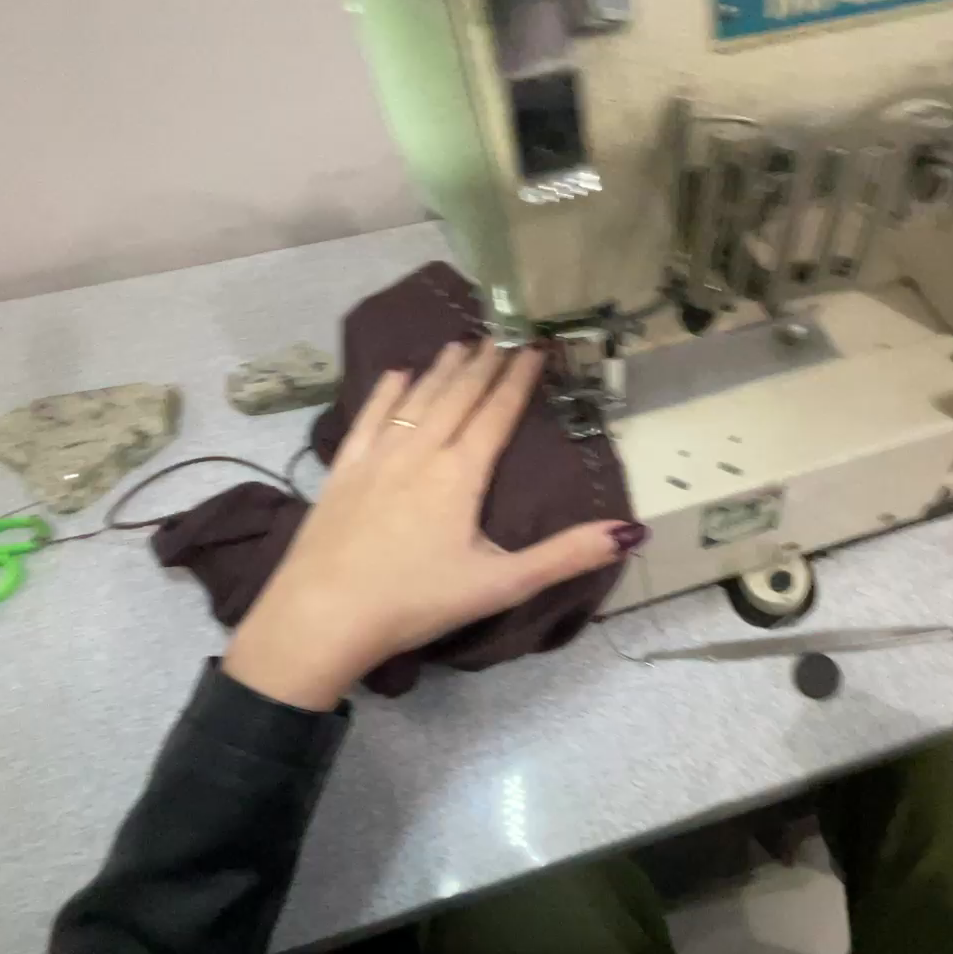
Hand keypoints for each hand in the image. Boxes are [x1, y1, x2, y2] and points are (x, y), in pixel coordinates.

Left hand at [224, 341, 645, 710]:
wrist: (321, 619)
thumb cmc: (416, 602)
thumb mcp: (501, 585)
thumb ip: (566, 556)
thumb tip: (631, 532)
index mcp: (460, 474)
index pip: (496, 413)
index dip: (518, 379)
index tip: (535, 347)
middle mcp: (419, 453)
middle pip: (457, 396)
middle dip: (484, 364)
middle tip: (503, 334)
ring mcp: (376, 459)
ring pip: (416, 400)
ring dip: (441, 370)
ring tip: (460, 344)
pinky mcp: (342, 472)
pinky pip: (369, 419)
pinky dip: (385, 393)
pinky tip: (395, 375)